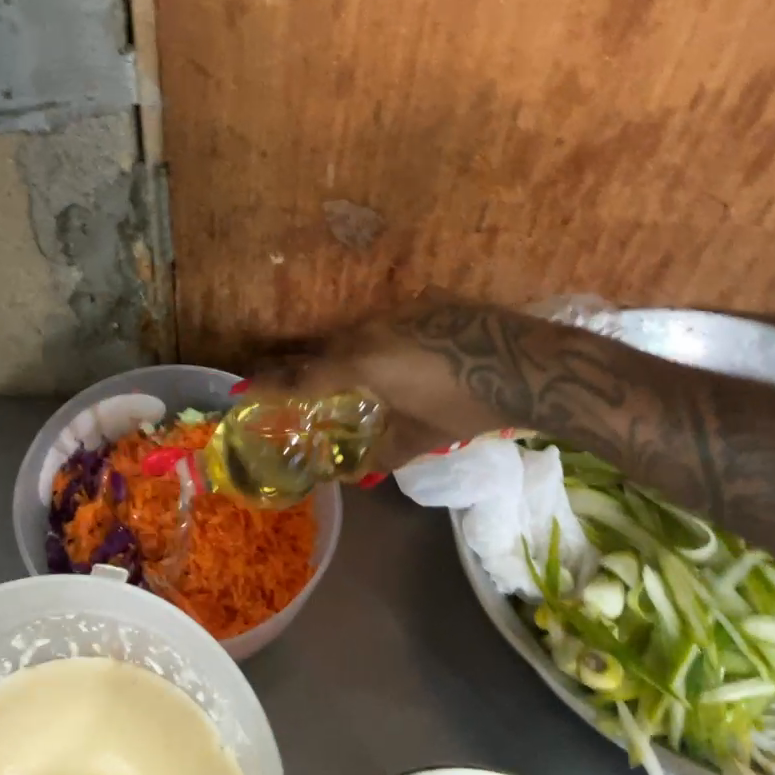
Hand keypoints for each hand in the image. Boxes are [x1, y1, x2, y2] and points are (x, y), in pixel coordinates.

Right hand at [242, 312, 519, 475]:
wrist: (529, 365)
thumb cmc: (469, 406)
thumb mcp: (423, 438)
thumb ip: (382, 452)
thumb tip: (356, 469)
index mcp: (362, 364)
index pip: (303, 375)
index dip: (272, 382)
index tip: (245, 386)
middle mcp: (370, 331)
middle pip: (323, 347)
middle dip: (301, 364)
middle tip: (286, 378)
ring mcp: (398, 312)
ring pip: (354, 333)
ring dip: (341, 352)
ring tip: (341, 374)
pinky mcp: (424, 304)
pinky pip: (384, 324)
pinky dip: (375, 343)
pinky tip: (391, 359)